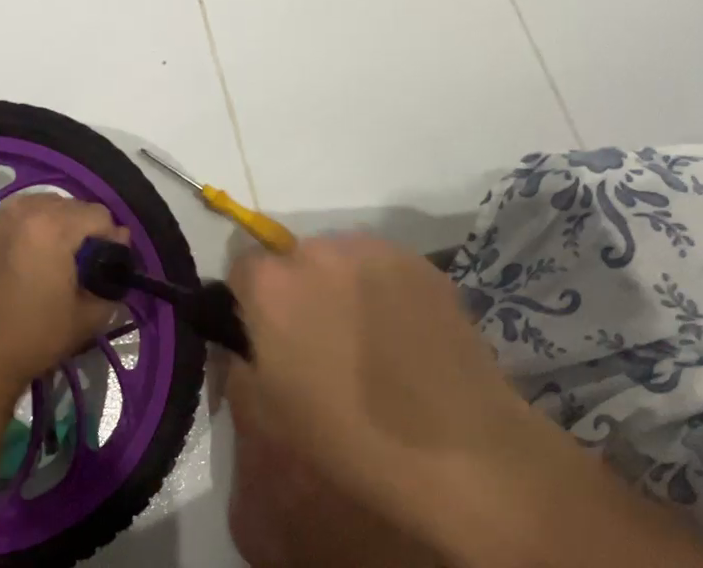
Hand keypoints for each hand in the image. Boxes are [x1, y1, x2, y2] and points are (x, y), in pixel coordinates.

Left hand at [0, 193, 127, 398]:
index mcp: (52, 228)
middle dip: (85, 230)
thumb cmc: (38, 336)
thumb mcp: (91, 313)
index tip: (105, 266)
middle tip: (83, 264)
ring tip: (57, 257)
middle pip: (73, 205)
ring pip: (46, 203)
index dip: (110, 240)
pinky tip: (33, 251)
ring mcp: (0, 215)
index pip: (99, 215)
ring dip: (60, 223)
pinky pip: (21, 210)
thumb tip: (119, 242)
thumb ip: (114, 273)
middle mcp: (25, 211)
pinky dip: (34, 222)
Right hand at [225, 235, 575, 556]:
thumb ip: (237, 364)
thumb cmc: (351, 438)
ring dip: (338, 285)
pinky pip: (381, 266)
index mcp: (270, 285)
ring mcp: (372, 251)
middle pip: (291, 259)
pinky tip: (402, 334)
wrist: (464, 452)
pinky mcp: (421, 263)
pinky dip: (381, 289)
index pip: (241, 267)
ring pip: (337, 258)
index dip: (249, 301)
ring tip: (365, 337)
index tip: (264, 336)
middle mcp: (315, 251)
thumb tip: (239, 344)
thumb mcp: (268, 415)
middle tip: (316, 341)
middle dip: (296, 290)